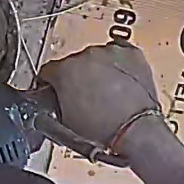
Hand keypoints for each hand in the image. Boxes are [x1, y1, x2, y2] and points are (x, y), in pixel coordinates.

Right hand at [37, 41, 160, 146]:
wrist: (135, 131)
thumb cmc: (103, 130)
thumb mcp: (64, 122)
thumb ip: (55, 103)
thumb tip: (57, 101)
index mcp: (64, 70)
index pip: (48, 71)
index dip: (52, 84)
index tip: (57, 90)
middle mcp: (86, 56)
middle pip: (74, 63)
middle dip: (78, 78)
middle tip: (86, 98)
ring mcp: (110, 52)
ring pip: (98, 58)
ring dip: (99, 71)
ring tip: (107, 93)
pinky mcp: (132, 54)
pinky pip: (120, 56)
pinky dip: (119, 67)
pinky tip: (121, 84)